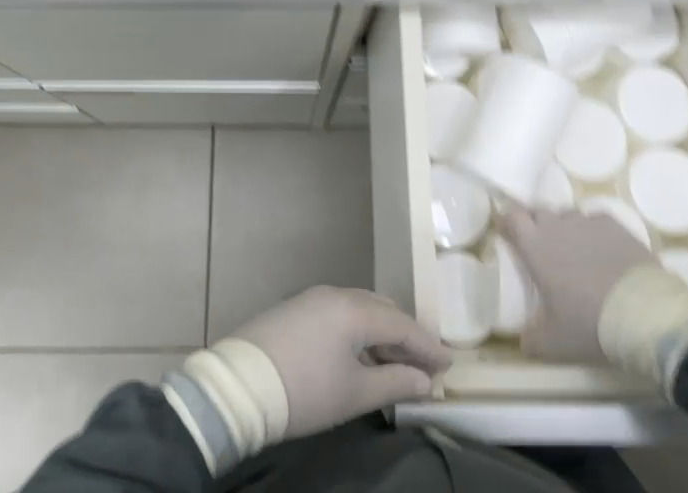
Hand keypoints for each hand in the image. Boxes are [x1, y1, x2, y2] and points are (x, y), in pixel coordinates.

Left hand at [231, 286, 452, 436]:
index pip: (403, 325)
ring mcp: (311, 299)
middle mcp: (335, 294)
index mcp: (354, 310)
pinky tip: (359, 356)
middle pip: (382, 310)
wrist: (238, 387)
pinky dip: (357, 331)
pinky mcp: (293, 310)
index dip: (428, 346)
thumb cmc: (304, 391)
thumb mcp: (355, 394)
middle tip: (424, 364)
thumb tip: (425, 382)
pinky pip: (338, 313)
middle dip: (406, 336)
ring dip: (381, 333)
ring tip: (394, 364)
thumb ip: (395, 384)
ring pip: (359, 309)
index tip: (449, 365)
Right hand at [497, 208, 658, 362]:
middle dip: (533, 223)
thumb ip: (531, 339)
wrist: (644, 314)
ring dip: (563, 228)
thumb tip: (524, 340)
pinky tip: (600, 249)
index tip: (505, 232)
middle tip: (538, 245)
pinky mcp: (618, 227)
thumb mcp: (552, 343)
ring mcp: (589, 224)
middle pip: (538, 211)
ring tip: (572, 250)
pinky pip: (596, 221)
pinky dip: (592, 232)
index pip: (511, 217)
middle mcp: (558, 226)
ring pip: (568, 216)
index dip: (506, 222)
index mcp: (535, 247)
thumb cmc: (588, 324)